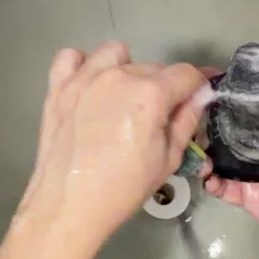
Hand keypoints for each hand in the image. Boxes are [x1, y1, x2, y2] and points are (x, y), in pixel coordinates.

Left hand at [15, 42, 208, 249]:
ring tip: (121, 99)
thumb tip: (200, 95)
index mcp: (151, 94)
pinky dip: (83, 66)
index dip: (199, 84)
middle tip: (157, 118)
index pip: (187, 73)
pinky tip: (89, 87)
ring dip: (126, 69)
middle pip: (154, 66)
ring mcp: (85, 77)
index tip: (199, 96)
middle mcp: (119, 76)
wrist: (69, 204)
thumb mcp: (168, 160)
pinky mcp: (58, 86)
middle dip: (163, 87)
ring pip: (116, 54)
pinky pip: (71, 56)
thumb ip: (187, 121)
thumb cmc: (124, 188)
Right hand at [205, 79, 258, 258]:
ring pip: (223, 155)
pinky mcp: (249, 197)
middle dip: (216, 118)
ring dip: (206, 148)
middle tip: (198, 110)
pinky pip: (223, 187)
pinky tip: (207, 175)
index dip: (248, 93)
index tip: (227, 82)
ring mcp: (257, 172)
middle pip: (237, 127)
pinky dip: (210, 180)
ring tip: (195, 141)